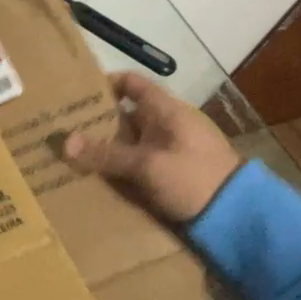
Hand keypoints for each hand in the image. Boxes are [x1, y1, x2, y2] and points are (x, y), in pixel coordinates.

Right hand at [62, 71, 243, 224]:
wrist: (237, 217)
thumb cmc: (193, 178)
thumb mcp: (147, 165)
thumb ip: (106, 154)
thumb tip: (64, 142)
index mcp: (167, 111)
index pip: (132, 84)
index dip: (106, 83)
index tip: (76, 93)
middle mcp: (166, 125)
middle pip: (125, 114)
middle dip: (96, 121)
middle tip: (63, 129)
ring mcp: (169, 150)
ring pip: (129, 141)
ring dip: (105, 147)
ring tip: (72, 154)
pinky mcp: (170, 174)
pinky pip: (137, 163)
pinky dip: (118, 166)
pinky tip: (97, 176)